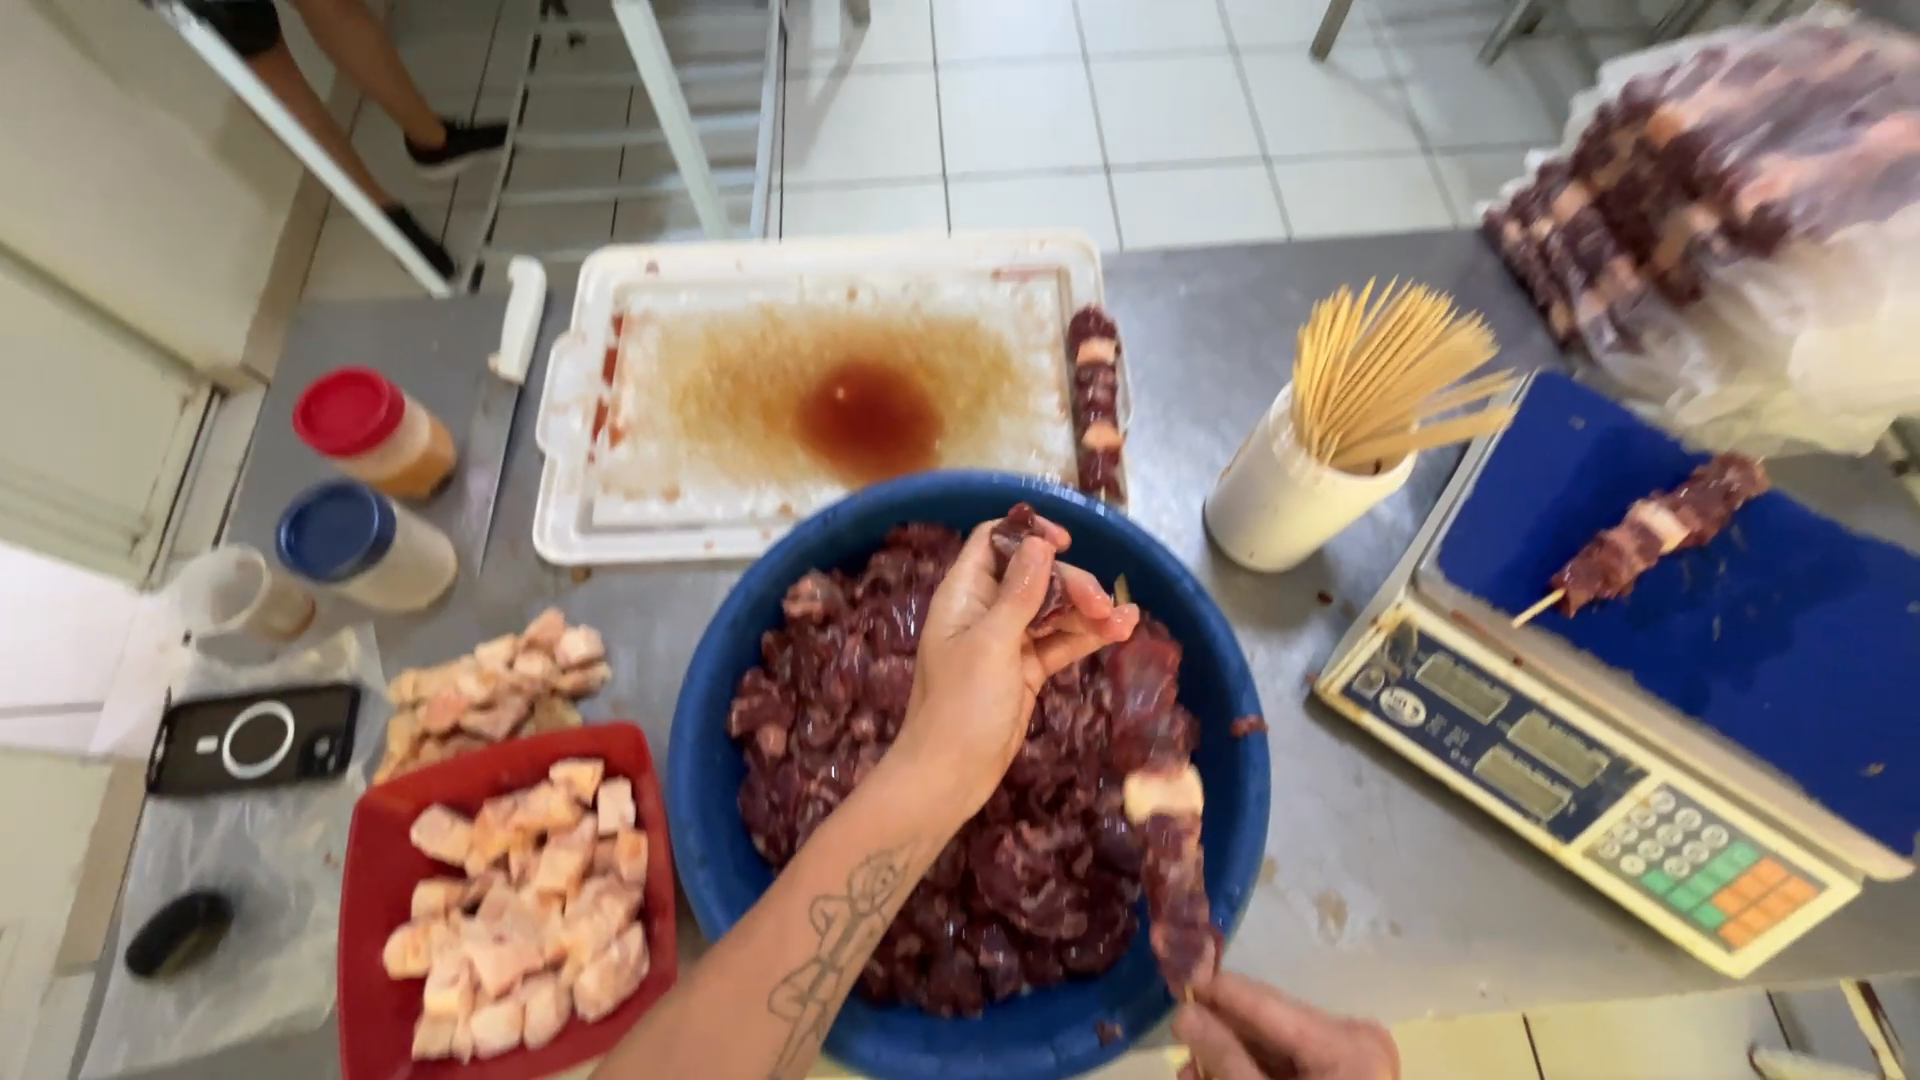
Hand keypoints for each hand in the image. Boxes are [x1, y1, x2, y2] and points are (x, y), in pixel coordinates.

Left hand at [891, 514, 1138, 816]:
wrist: (949, 777)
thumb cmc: (961, 706)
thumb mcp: (991, 644)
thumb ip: (1018, 593)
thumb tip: (1038, 543)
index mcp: (964, 594)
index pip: (993, 542)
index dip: (1027, 535)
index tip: (1065, 542)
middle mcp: (985, 610)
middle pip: (1034, 575)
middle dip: (1071, 583)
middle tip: (1103, 604)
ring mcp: (1007, 641)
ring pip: (1052, 609)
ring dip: (1087, 610)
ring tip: (1123, 621)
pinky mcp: (1027, 669)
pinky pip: (1060, 642)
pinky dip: (1087, 636)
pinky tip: (1120, 631)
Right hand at [1174, 974, 1398, 1079]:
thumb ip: (1225, 1059)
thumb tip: (1184, 1010)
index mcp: (1346, 1043)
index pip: (1262, 1000)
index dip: (1212, 988)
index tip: (1170, 975)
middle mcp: (1353, 1040)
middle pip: (1264, 1024)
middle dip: (1216, 1035)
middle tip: (1176, 1044)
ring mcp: (1351, 1064)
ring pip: (1269, 1048)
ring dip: (1226, 1058)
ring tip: (1189, 1075)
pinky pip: (1284, 1068)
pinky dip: (1248, 1074)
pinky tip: (1212, 1079)